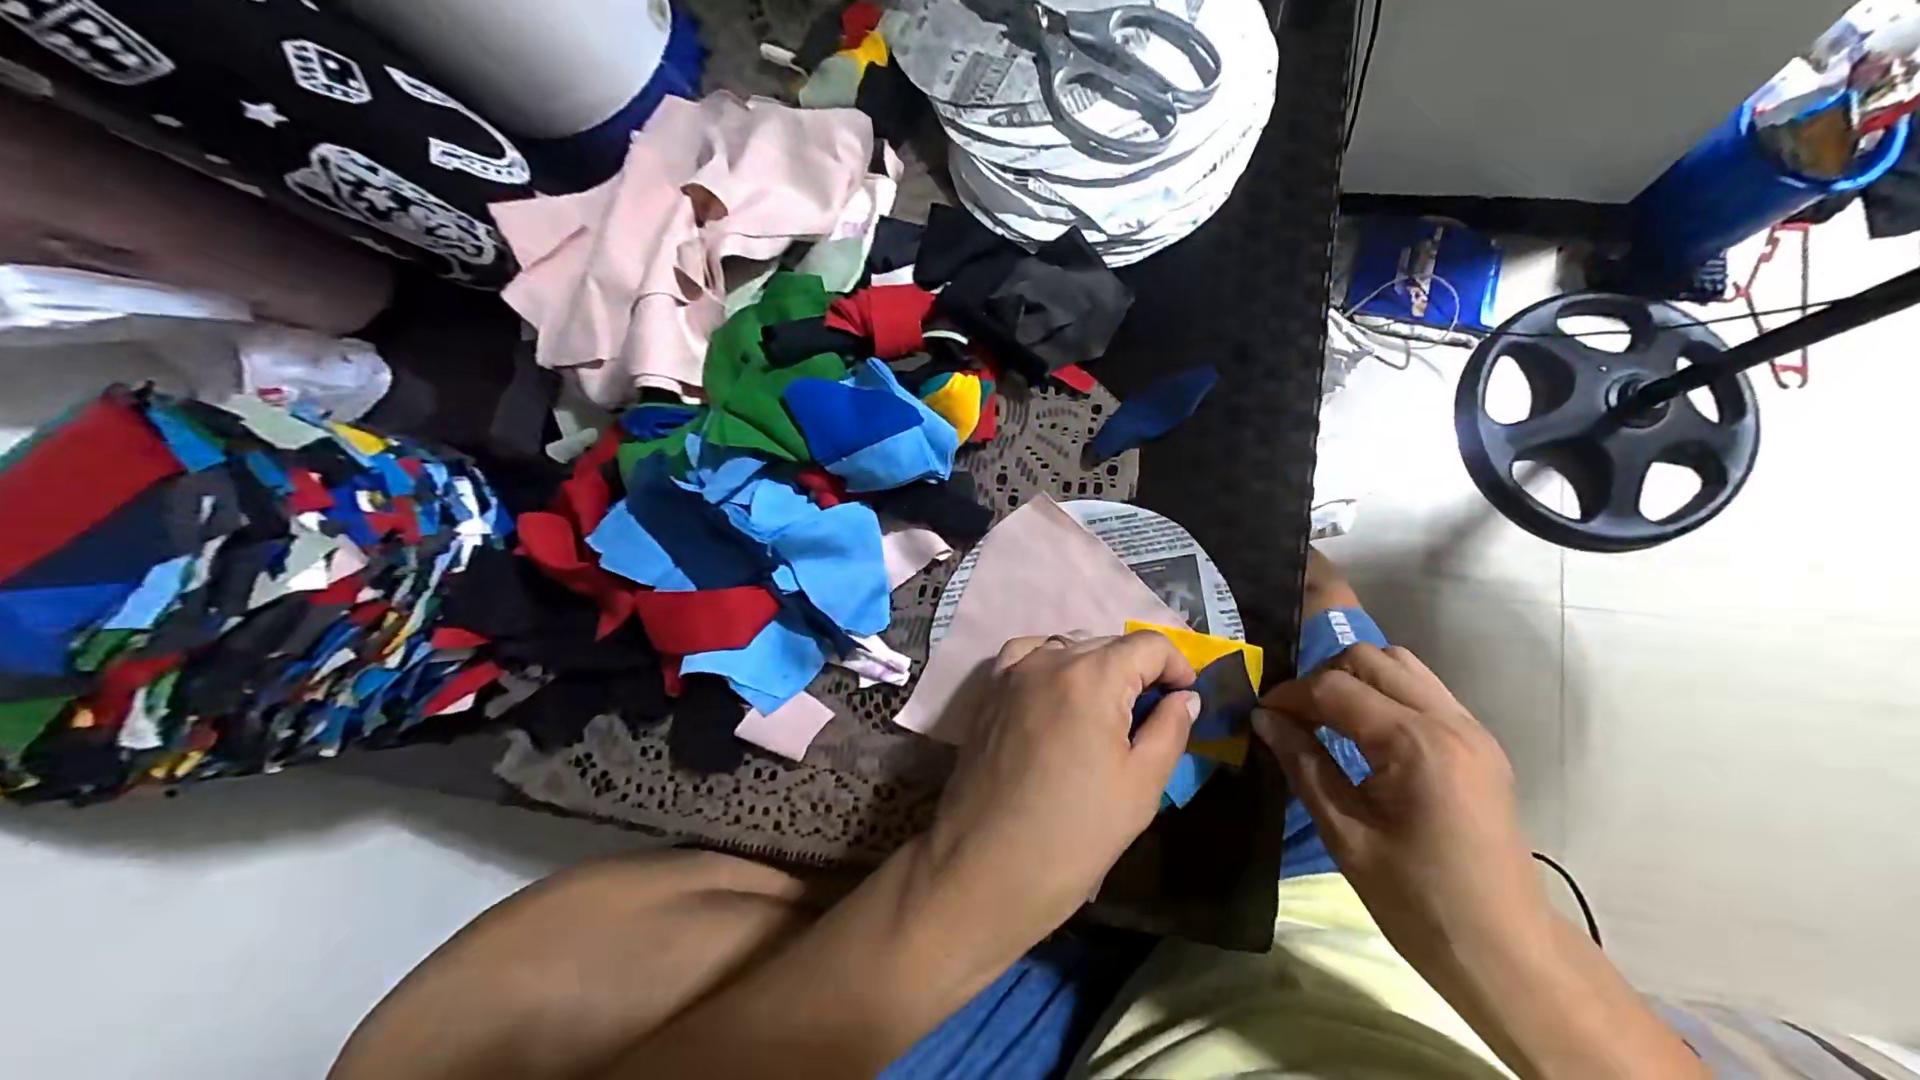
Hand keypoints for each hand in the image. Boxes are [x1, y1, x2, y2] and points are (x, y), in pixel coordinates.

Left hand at [923, 631, 1199, 951]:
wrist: (985, 866)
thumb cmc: (1074, 834)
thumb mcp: (1140, 786)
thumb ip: (1169, 730)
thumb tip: (1184, 697)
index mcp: (1092, 676)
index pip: (1148, 645)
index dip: (1177, 665)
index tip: (1185, 697)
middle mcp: (1049, 659)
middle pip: (1108, 643)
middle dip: (1139, 669)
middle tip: (1151, 714)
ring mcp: (1012, 672)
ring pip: (1068, 647)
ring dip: (1097, 666)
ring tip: (1108, 710)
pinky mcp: (988, 691)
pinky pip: (1027, 655)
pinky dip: (1051, 662)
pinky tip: (1060, 691)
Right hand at [1253, 644, 1547, 972]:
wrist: (1504, 949)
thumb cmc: (1416, 898)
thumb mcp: (1344, 832)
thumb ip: (1302, 762)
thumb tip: (1262, 718)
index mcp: (1417, 745)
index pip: (1335, 688)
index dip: (1289, 695)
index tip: (1261, 715)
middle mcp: (1450, 722)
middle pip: (1370, 659)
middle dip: (1321, 678)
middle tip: (1294, 716)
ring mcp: (1472, 728)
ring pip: (1400, 664)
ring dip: (1355, 678)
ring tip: (1327, 716)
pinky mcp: (1479, 742)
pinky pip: (1423, 688)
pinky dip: (1385, 692)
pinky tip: (1364, 729)